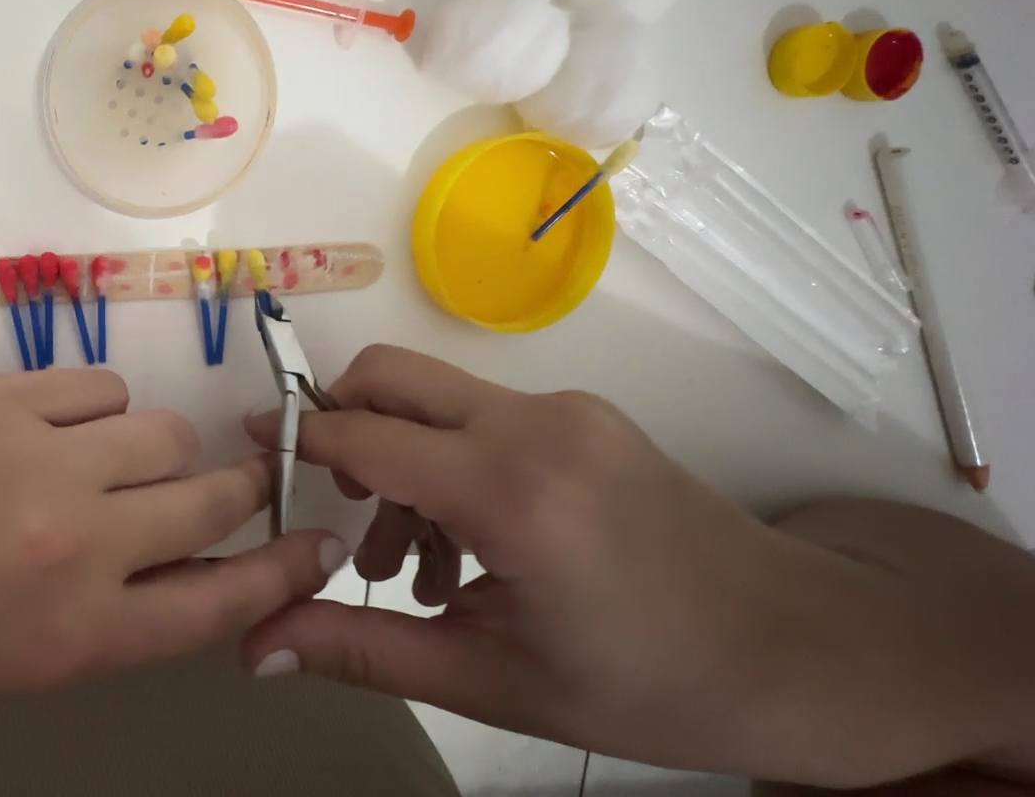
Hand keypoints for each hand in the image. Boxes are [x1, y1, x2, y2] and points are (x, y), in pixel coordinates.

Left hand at [0, 370, 345, 692]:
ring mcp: (45, 459)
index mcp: (81, 634)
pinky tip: (52, 423)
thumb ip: (109, 613)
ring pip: (161, 429)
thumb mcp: (13, 655)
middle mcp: (80, 545)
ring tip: (104, 455)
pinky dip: (91, 406)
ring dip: (150, 444)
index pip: (224, 600)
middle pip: (210, 498)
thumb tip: (178, 563)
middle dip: (232, 489)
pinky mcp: (7, 397)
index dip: (282, 570)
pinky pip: (97, 386)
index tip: (314, 544)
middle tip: (223, 480)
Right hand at [239, 346, 1034, 787]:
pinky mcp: (580, 413)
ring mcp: (563, 410)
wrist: (810, 652)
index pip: (364, 436)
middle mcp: (533, 425)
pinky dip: (440, 458)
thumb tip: (256, 645)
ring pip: (430, 395)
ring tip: (404, 559)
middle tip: (329, 497)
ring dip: (392, 454)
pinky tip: (460, 541)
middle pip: (390, 374)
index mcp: (511, 493)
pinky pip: (475, 413)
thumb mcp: (489, 680)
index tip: (247, 443)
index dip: (294, 436)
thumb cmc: (647, 683)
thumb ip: (359, 649)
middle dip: (337, 419)